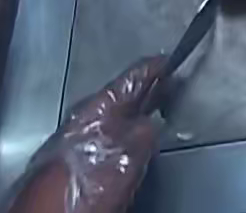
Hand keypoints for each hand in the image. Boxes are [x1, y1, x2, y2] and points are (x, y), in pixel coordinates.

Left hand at [8, 56, 165, 212]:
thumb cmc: (87, 184)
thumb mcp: (127, 157)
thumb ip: (146, 132)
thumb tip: (155, 119)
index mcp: (101, 102)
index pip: (134, 74)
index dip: (156, 67)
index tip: (173, 62)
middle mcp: (86, 110)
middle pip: (123, 92)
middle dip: (147, 89)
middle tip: (170, 88)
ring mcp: (77, 132)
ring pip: (113, 112)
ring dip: (134, 110)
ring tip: (156, 112)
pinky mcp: (72, 154)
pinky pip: (106, 130)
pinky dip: (123, 128)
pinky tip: (132, 141)